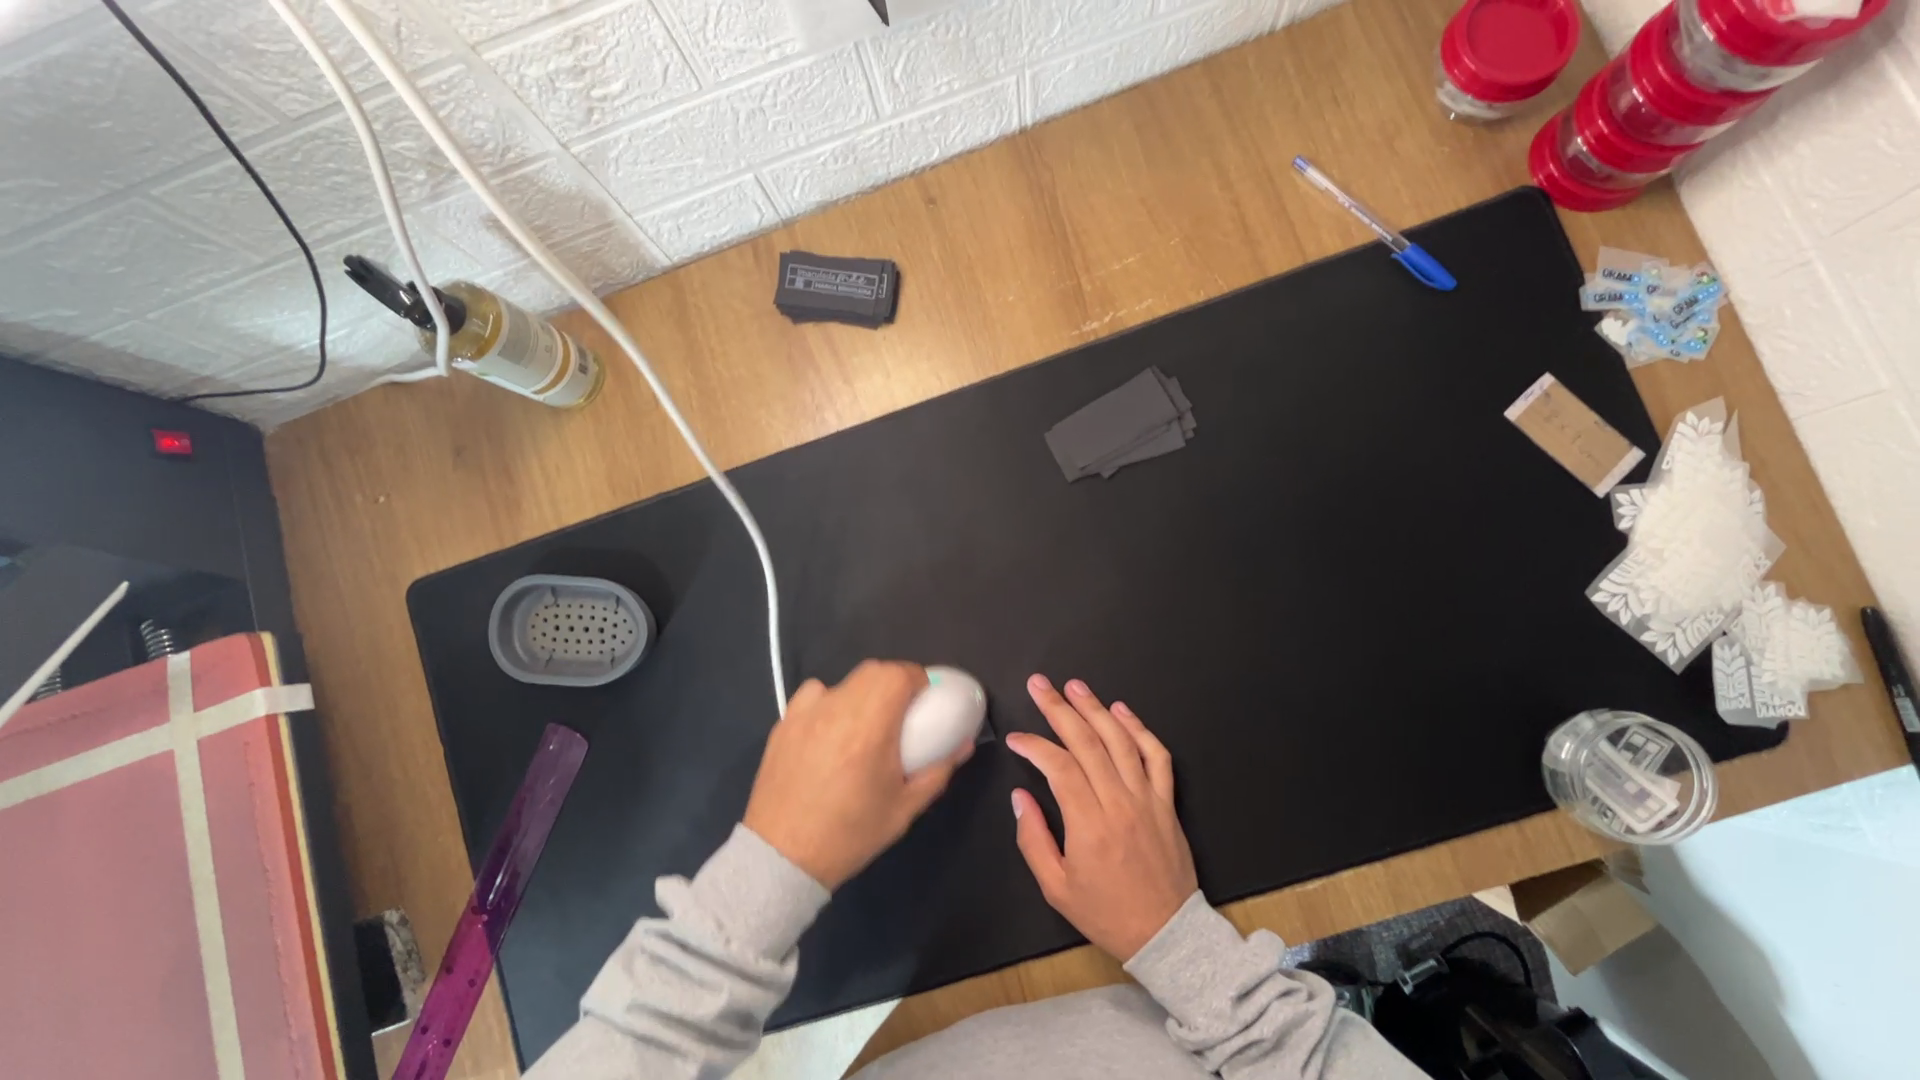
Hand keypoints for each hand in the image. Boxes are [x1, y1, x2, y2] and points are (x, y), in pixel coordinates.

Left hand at [744, 660, 972, 889]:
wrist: (783, 857)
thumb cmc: (850, 834)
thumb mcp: (904, 808)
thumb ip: (938, 771)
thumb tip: (963, 744)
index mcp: (869, 727)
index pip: (898, 674)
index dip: (918, 678)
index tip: (927, 700)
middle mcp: (836, 710)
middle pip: (872, 671)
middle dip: (894, 682)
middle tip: (904, 714)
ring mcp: (805, 714)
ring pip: (843, 682)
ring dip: (863, 693)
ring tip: (866, 724)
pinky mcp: (783, 724)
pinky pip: (814, 696)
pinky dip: (830, 702)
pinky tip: (831, 731)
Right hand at [1008, 675, 1197, 962]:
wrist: (1166, 934)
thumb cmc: (1106, 913)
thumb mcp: (1056, 888)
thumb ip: (1033, 838)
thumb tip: (1020, 796)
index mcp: (1089, 826)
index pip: (1058, 767)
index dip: (1034, 746)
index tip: (1016, 739)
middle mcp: (1119, 804)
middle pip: (1087, 742)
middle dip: (1059, 709)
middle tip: (1039, 684)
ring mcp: (1147, 799)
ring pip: (1120, 741)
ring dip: (1095, 709)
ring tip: (1075, 686)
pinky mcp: (1166, 802)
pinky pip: (1157, 756)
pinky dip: (1140, 729)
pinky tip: (1121, 711)